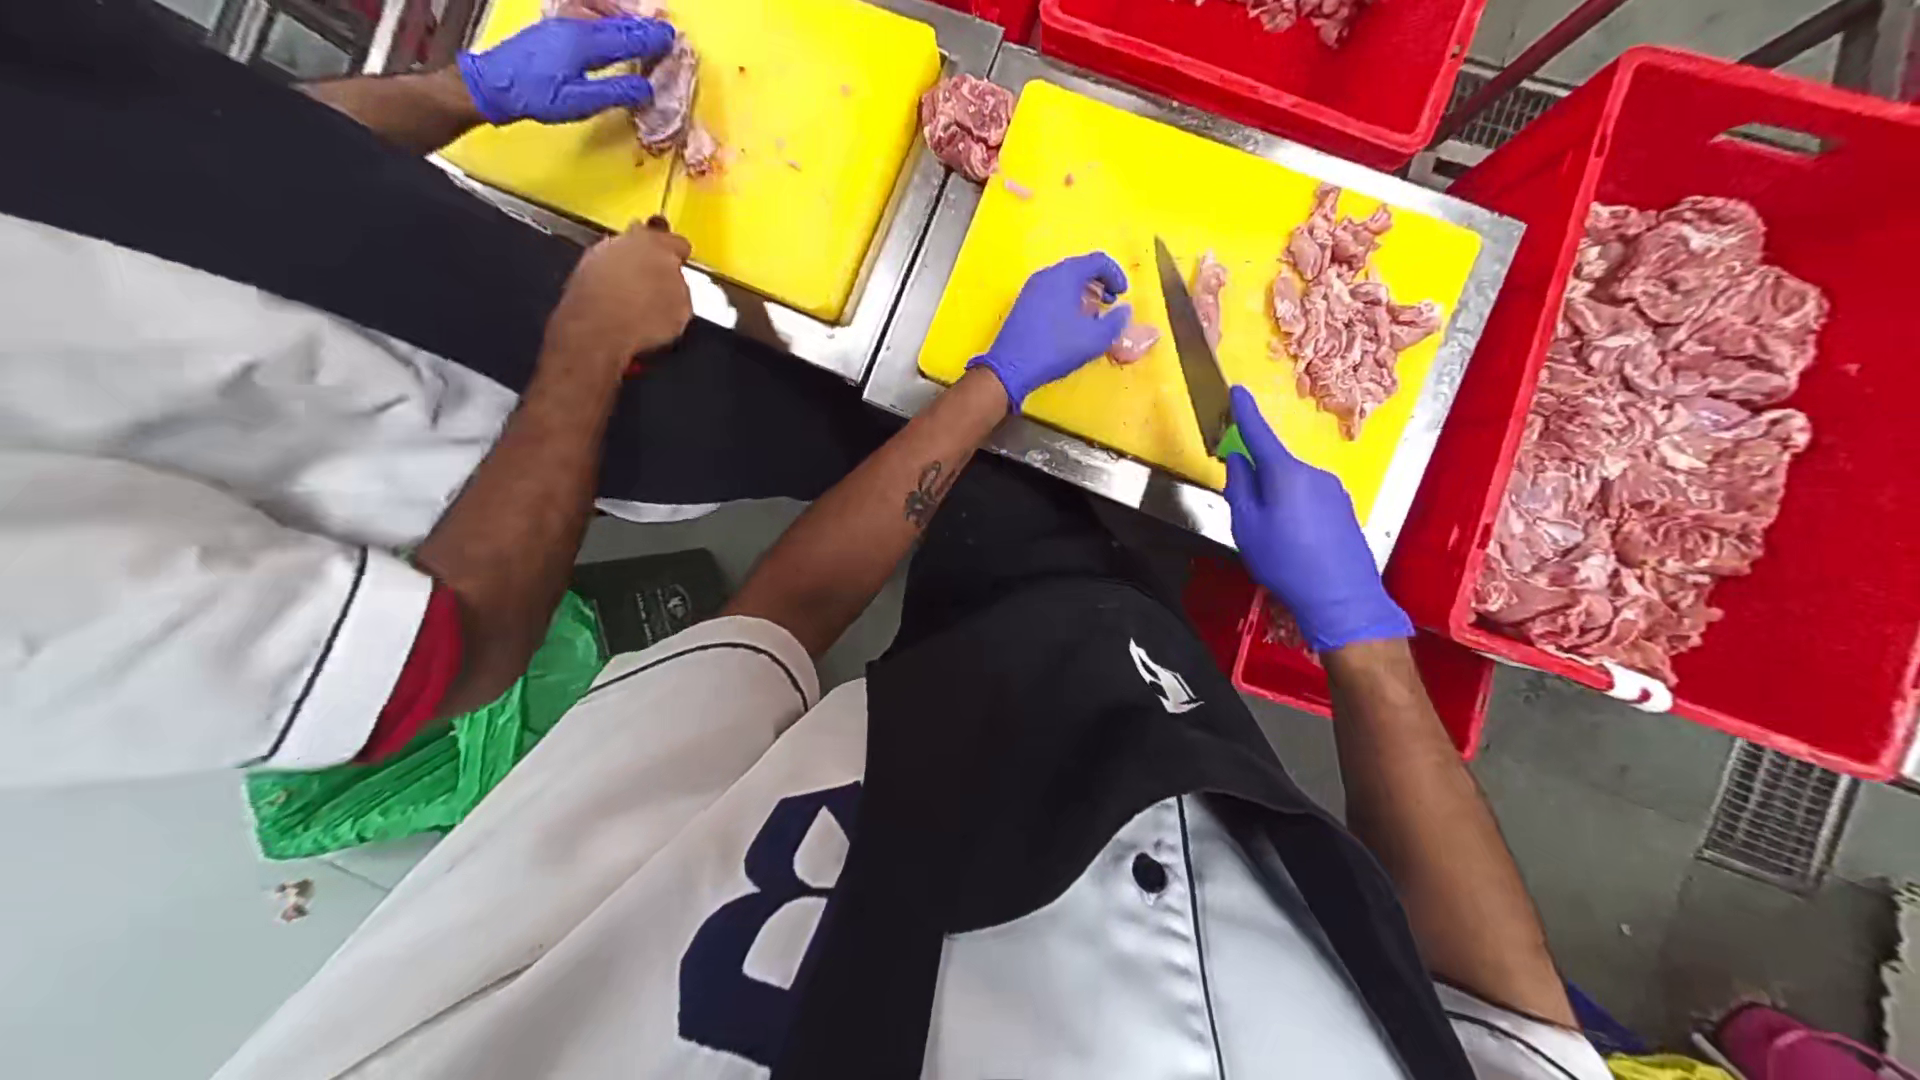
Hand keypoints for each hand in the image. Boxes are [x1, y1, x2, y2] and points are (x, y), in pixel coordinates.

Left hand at [456, 15, 675, 124]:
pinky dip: (608, 23)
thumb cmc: (539, 97)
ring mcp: (562, 26)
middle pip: (615, 24)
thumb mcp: (582, 102)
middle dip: (642, 27)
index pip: (626, 39)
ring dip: (625, 22)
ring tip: (643, 26)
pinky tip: (612, 28)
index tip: (671, 37)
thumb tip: (646, 88)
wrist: (494, 84)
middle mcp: (575, 28)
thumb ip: (615, 93)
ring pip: (602, 19)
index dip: (650, 39)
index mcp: (585, 44)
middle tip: (665, 29)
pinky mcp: (554, 31)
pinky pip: (589, 21)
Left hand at [543, 223, 693, 373]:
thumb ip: (681, 287)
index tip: (682, 265)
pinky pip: (604, 273)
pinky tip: (619, 305)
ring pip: (621, 255)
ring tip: (638, 300)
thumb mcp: (683, 309)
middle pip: (644, 241)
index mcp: (659, 245)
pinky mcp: (581, 270)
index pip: (677, 243)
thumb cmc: (640, 319)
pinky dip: (612, 284)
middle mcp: (626, 241)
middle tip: (660, 280)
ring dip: (630, 271)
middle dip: (652, 257)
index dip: (681, 256)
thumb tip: (677, 287)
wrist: (598, 331)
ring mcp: (600, 253)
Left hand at [967, 252, 1131, 408]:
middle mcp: (1047, 275)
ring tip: (1092, 315)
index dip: (1116, 275)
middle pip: (1080, 268)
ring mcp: (1031, 289)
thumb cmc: (1055, 348)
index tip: (1123, 295)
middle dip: (1100, 283)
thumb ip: (1116, 322)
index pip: (1098, 260)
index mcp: (1065, 275)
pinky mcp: (1023, 304)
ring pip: (1064, 281)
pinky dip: (1067, 300)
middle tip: (1110, 303)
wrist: (1010, 367)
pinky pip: (1051, 293)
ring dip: (1083, 293)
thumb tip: (1124, 311)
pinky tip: (1071, 324)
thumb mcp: (1095, 339)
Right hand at [1224, 387, 1412, 651]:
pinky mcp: (1342, 508)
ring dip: (1273, 499)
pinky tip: (1290, 541)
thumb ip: (1239, 488)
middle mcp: (1313, 473)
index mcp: (1286, 473)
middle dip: (1255, 479)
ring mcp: (1332, 490)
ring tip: (1269, 537)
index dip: (1245, 413)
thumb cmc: (1285, 561)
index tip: (1237, 391)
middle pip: (1273, 465)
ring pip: (1290, 484)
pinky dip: (1291, 510)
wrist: (1341, 597)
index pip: (1260, 434)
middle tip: (1244, 515)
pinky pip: (1307, 498)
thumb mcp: (1246, 526)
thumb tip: (1239, 461)